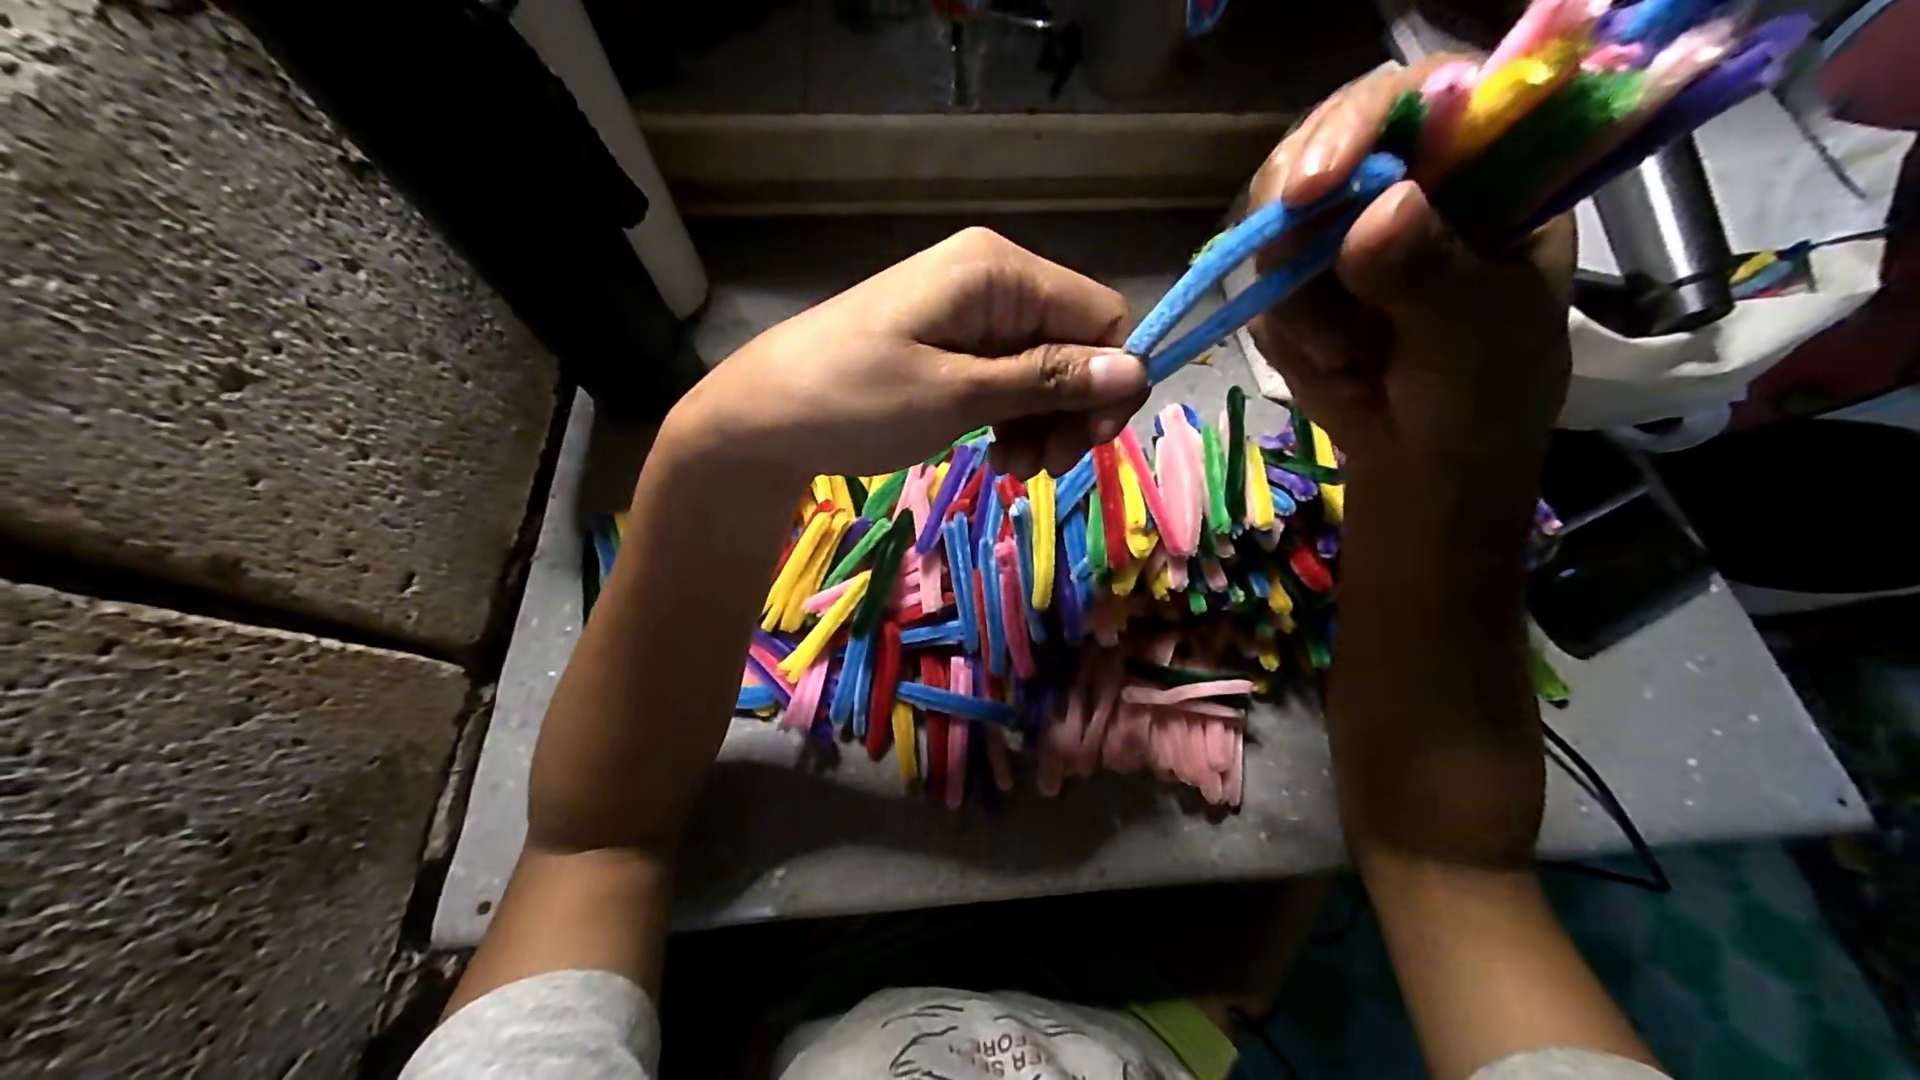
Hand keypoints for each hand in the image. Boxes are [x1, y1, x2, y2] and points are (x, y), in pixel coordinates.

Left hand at [668, 227, 1148, 483]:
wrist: (764, 416)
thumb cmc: (856, 398)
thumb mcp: (958, 394)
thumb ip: (1048, 379)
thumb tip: (1137, 369)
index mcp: (999, 271)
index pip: (1099, 316)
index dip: (1110, 381)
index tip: (1090, 443)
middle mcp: (992, 281)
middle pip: (1073, 345)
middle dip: (1072, 409)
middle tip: (1047, 468)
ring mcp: (968, 314)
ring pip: (1043, 369)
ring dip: (1041, 423)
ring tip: (1009, 468)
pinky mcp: (949, 347)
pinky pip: (1005, 380)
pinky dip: (1011, 419)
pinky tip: (995, 455)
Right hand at [1246, 59, 1574, 482]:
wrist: (1425, 460)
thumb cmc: (1482, 392)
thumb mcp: (1476, 332)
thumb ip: (1429, 272)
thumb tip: (1380, 208)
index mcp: (1480, 172)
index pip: (1418, 99)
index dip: (1359, 124)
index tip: (1313, 185)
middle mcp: (1404, 189)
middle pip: (1323, 151)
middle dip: (1295, 216)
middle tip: (1287, 273)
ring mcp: (1341, 239)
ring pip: (1275, 228)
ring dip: (1294, 300)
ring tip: (1339, 356)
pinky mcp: (1298, 286)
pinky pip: (1261, 289)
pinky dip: (1283, 331)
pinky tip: (1328, 363)